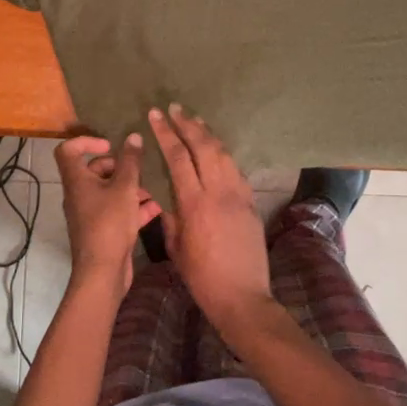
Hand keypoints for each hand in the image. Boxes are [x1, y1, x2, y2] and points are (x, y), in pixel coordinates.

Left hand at [54, 133, 160, 294]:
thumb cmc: (109, 223)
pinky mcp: (103, 230)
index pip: (68, 150)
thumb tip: (133, 137)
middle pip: (94, 170)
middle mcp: (80, 194)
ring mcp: (90, 213)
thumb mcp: (124, 188)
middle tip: (138, 169)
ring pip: (109, 191)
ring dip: (130, 187)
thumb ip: (131, 161)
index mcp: (77, 180)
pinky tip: (156, 207)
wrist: (103, 272)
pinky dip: (134, 207)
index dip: (86, 142)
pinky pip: (117, 211)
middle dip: (119, 167)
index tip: (109, 145)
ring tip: (153, 188)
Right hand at [147, 104, 274, 333]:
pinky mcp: (250, 202)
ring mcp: (238, 195)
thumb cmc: (202, 277)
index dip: (166, 133)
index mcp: (194, 203)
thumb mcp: (175, 248)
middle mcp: (218, 191)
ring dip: (207, 133)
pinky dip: (222, 153)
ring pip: (222, 152)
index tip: (156, 115)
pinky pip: (235, 169)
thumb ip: (170, 216)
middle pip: (203, 146)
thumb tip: (164, 194)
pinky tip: (215, 148)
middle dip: (187, 124)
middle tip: (175, 108)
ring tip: (194, 120)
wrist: (243, 298)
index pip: (177, 157)